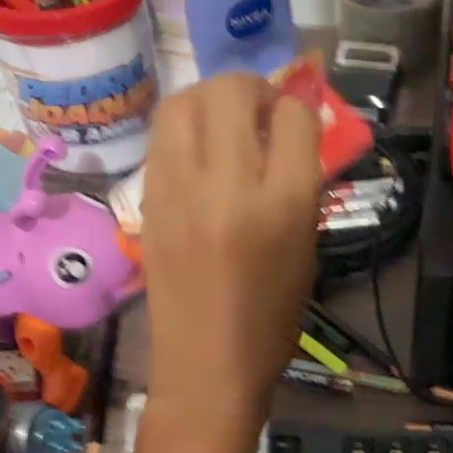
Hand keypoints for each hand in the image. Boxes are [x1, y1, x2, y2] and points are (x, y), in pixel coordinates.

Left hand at [140, 73, 321, 429]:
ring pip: (185, 102)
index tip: (299, 107)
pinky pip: (162, 138)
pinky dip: (183, 128)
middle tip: (261, 108)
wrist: (207, 366)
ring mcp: (179, 192)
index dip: (300, 101)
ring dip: (209, 97)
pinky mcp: (147, 203)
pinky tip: (197, 150)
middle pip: (232, 92)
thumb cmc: (272, 318)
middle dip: (252, 86)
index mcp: (284, 205)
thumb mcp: (305, 247)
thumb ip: (301, 180)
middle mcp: (228, 187)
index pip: (292, 116)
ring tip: (225, 120)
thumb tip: (296, 120)